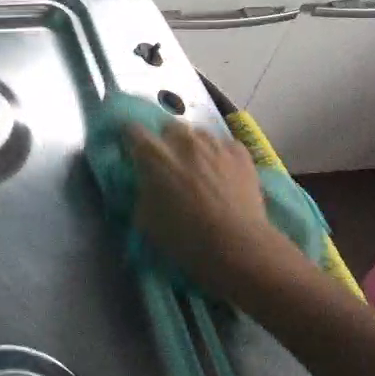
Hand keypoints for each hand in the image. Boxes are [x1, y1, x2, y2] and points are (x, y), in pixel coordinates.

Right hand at [124, 121, 296, 298]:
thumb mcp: (146, 219)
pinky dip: (222, 155)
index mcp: (155, 155)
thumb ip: (142, 191)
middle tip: (171, 164)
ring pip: (199, 133)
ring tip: (200, 168)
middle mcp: (184, 141)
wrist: (239, 248)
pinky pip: (225, 145)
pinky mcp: (241, 153)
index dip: (133, 140)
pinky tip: (225, 173)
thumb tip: (146, 182)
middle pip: (169, 127)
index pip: (133, 129)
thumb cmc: (186, 238)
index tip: (135, 153)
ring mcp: (215, 144)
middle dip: (167, 141)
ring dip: (195, 146)